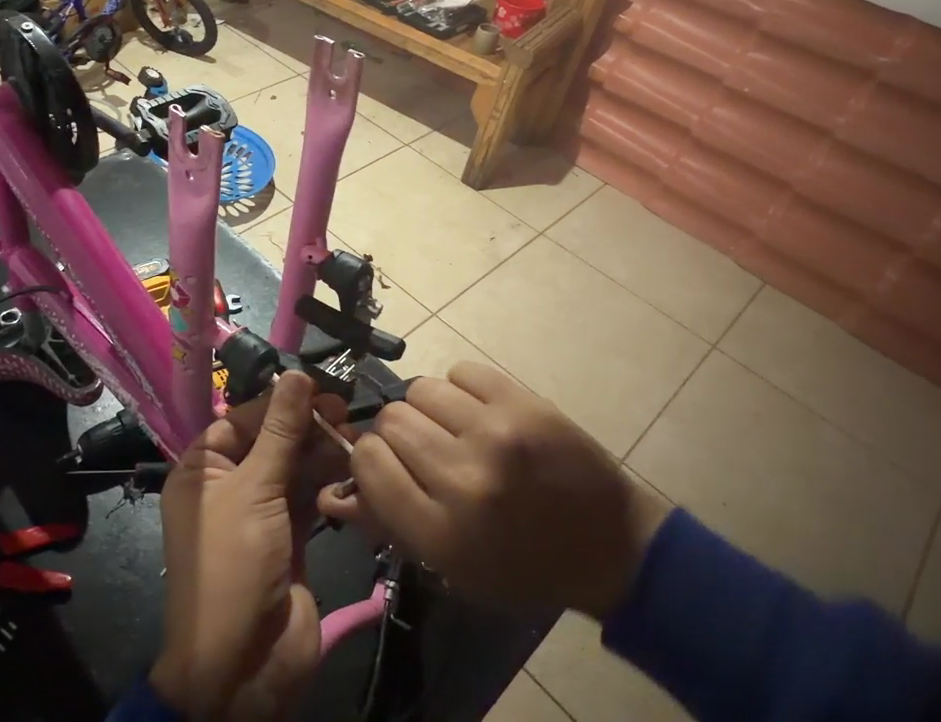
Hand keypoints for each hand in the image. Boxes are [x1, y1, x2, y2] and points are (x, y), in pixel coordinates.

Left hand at [150, 373, 348, 720]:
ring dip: (324, 454)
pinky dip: (330, 485)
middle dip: (307, 427)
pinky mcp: (290, 540)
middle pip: (271, 442)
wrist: (244, 665)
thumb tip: (297, 375)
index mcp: (202, 472)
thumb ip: (281, 432)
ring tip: (360, 440)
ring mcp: (260, 516)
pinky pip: (310, 499)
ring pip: (294, 470)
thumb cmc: (234, 566)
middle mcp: (229, 488)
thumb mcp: (255, 491)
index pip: (240, 419)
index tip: (321, 387)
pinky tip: (356, 471)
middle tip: (348, 414)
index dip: (279, 402)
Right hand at [318, 362, 669, 618]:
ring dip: (429, 409)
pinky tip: (480, 414)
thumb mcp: (450, 568)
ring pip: (422, 390)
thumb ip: (387, 524)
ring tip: (454, 430)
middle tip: (427, 451)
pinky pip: (462, 371)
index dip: (371, 460)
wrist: (611, 548)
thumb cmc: (521, 568)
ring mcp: (496, 434)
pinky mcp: (525, 402)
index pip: (368, 462)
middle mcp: (462, 477)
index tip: (389, 465)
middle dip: (400, 435)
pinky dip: (462, 390)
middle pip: (391, 420)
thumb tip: (329, 492)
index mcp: (439, 530)